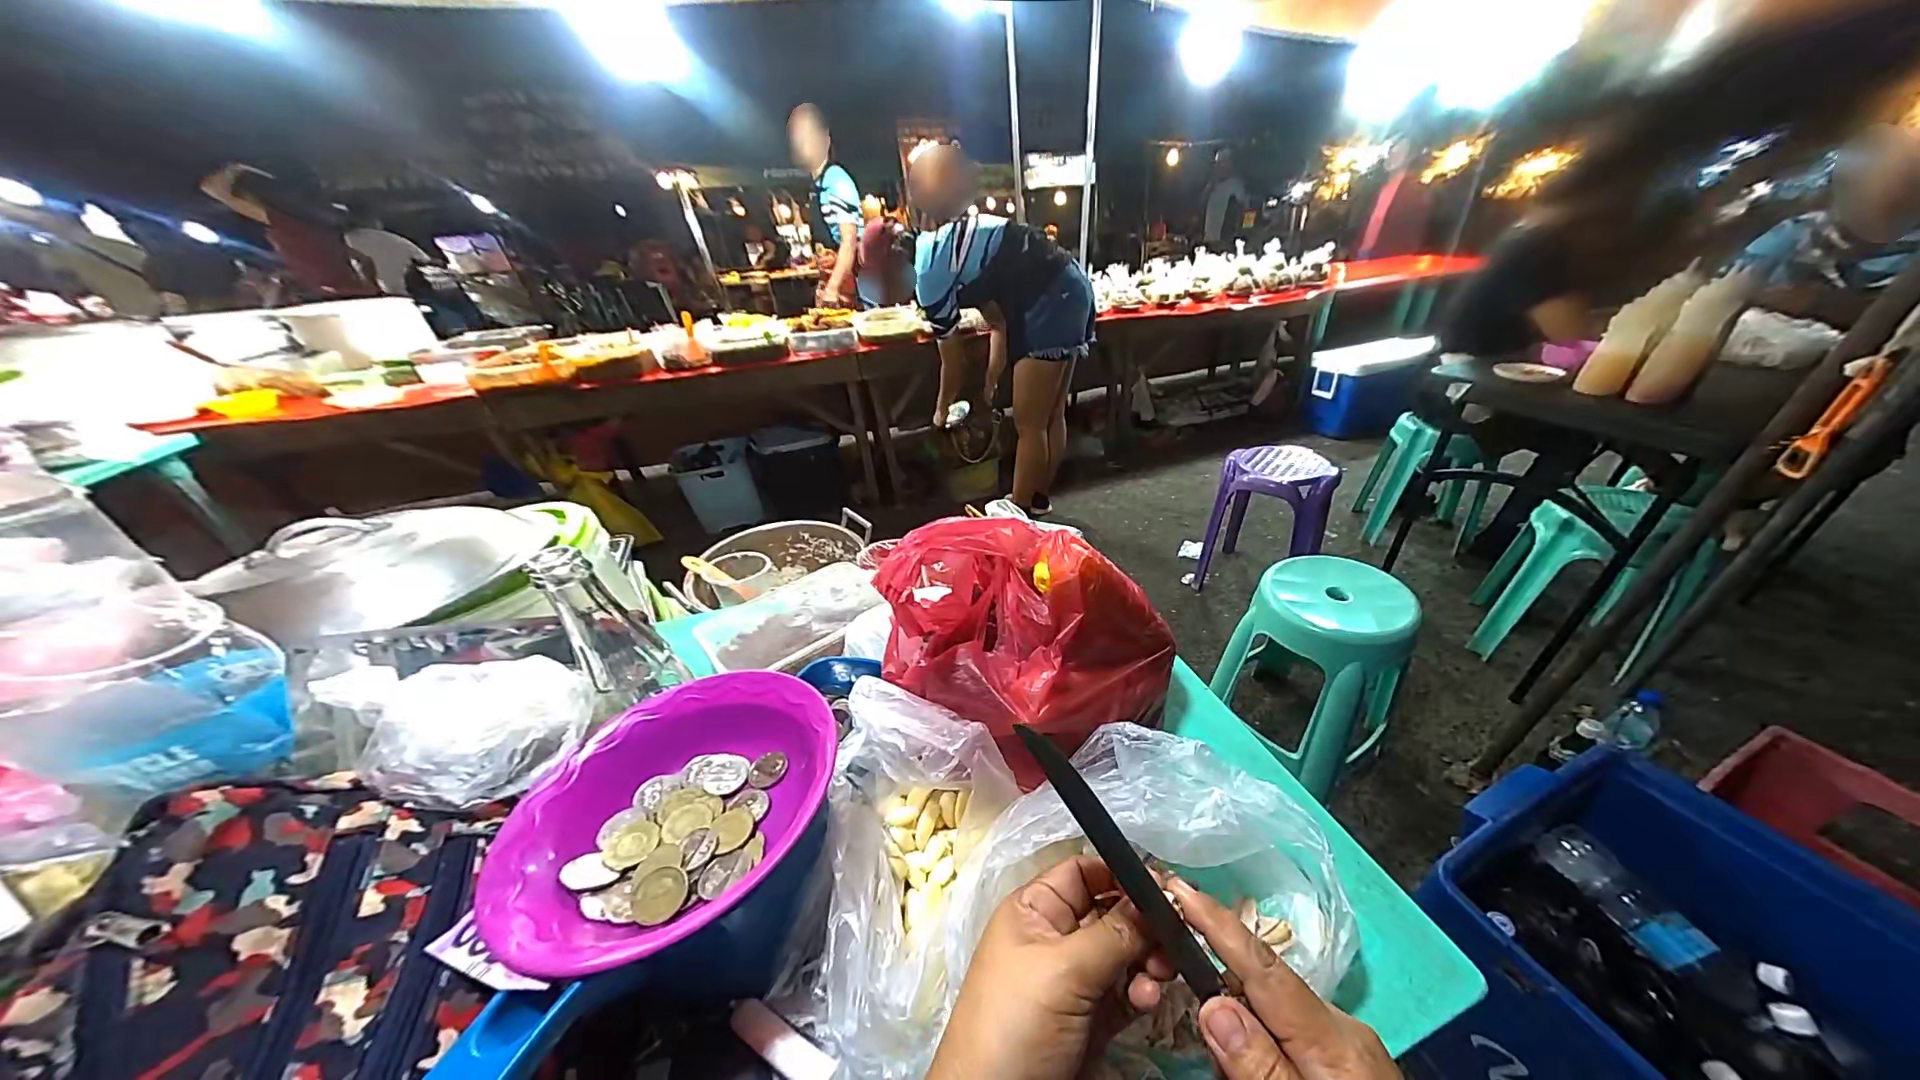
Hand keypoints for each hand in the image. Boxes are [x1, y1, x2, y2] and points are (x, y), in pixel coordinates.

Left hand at [928, 856, 1173, 1079]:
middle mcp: (1057, 936)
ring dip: (1148, 958)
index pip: (1081, 872)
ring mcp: (1076, 978)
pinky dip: (1142, 991)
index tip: (1161, 887)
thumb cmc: (1017, 1020)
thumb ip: (1111, 934)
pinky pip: (1126, 991)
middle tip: (1174, 936)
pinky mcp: (1093, 1017)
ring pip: (1124, 952)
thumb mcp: (1061, 970)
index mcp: (1036, 910)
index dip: (1118, 874)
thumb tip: (1154, 897)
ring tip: (1161, 972)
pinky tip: (1147, 1000)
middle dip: (1143, 921)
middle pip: (1110, 912)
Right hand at [1171, 877, 1401, 1079]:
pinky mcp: (1351, 1065)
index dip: (1218, 924)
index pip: (1265, 968)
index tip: (1178, 888)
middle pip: (1262, 990)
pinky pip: (1292, 1037)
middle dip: (1221, 995)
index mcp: (1335, 1041)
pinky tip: (1260, 1076)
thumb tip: (1212, 1002)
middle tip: (1199, 1035)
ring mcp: (1351, 1048)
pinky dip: (1266, 1049)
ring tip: (1236, 1077)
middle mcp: (1344, 1031)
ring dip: (1243, 1034)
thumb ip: (1260, 1068)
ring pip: (1274, 1016)